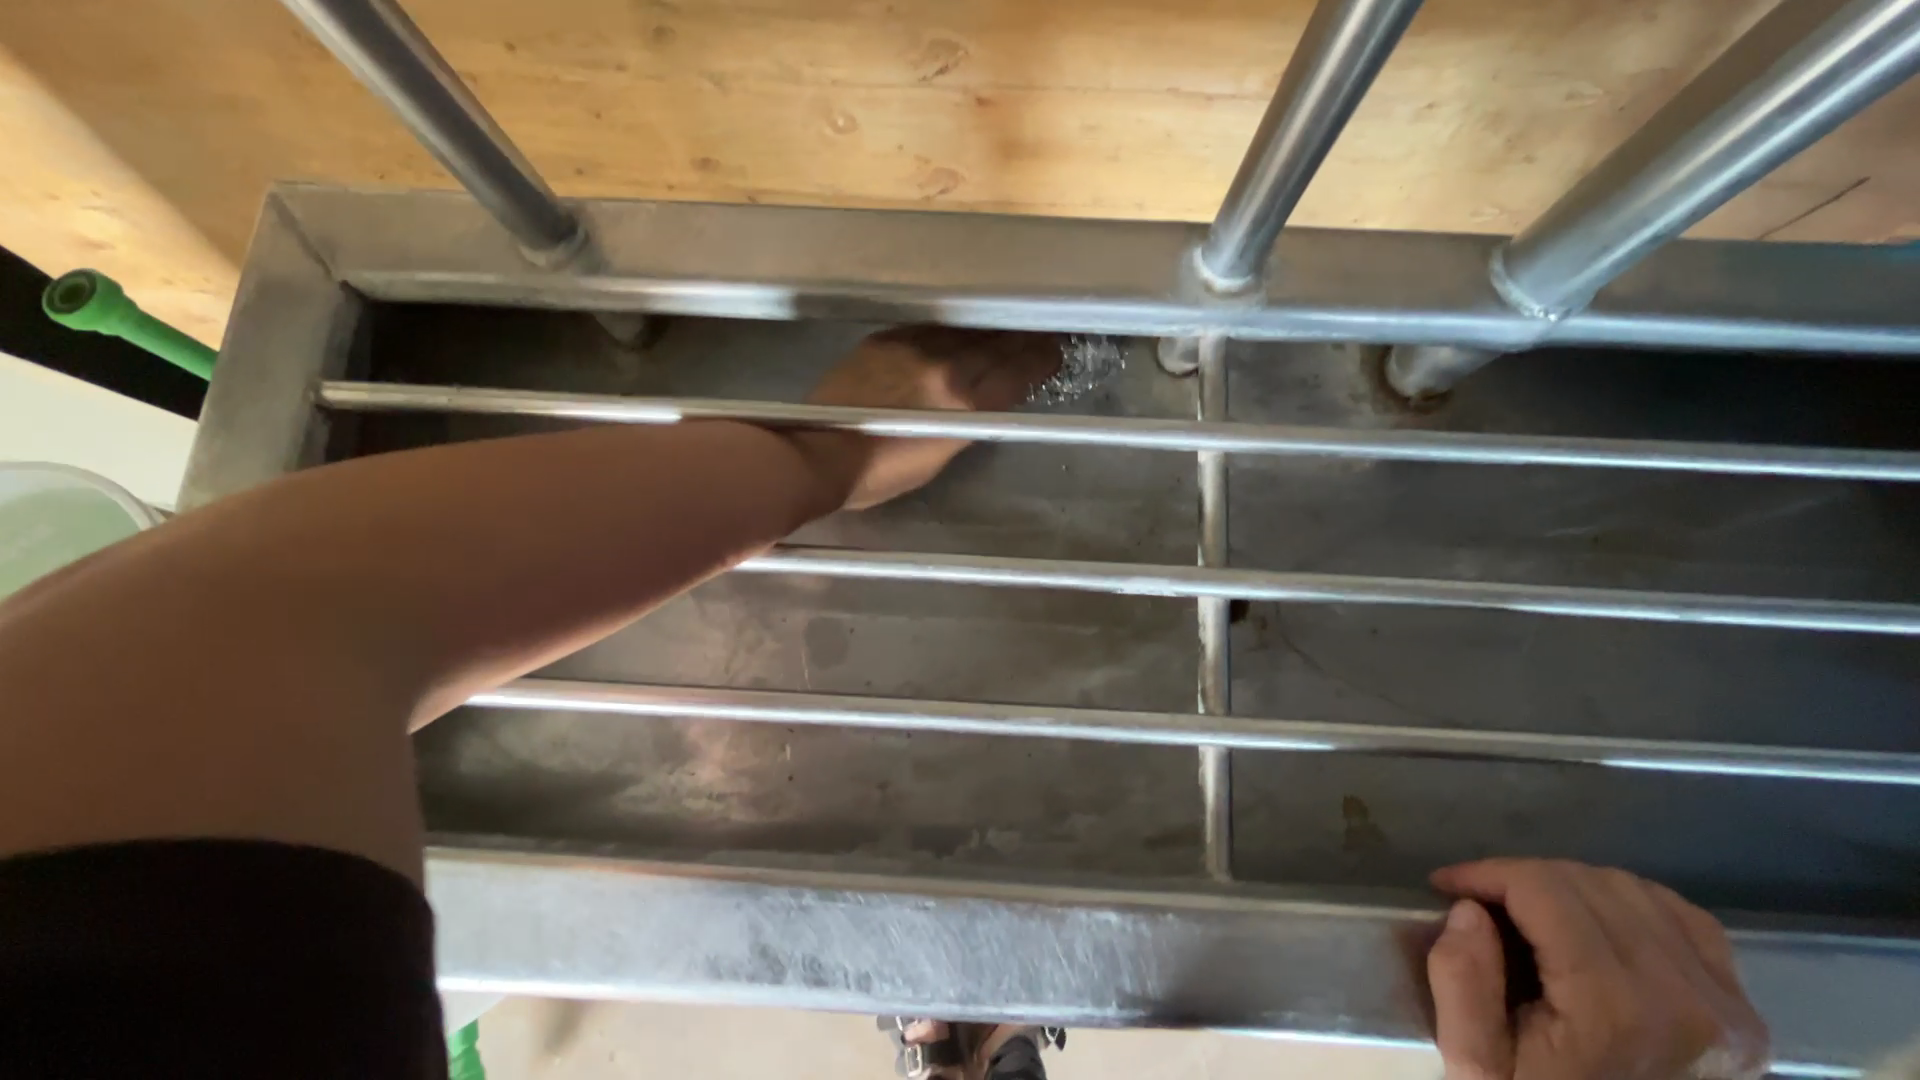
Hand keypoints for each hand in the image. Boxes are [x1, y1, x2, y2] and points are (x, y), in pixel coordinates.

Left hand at [794, 326, 1060, 510]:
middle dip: (1022, 340)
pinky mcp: (886, 340)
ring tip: (1007, 327)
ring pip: (964, 332)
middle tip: (1040, 335)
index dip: (1039, 362)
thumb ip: (964, 425)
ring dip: (990, 330)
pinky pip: (930, 327)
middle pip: (996, 346)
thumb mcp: (936, 459)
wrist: (820, 452)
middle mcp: (946, 369)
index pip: (1016, 375)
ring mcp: (914, 349)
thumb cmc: (880, 473)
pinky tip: (959, 328)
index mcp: (964, 405)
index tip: (1053, 354)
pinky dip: (952, 328)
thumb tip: (981, 404)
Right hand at [1428, 859, 1768, 1079]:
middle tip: (1481, 903)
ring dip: (1571, 888)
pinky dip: (1633, 905)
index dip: (1486, 873)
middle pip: (1587, 883)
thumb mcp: (1476, 1065)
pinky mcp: (1745, 1017)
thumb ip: (1459, 982)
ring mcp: (1727, 1010)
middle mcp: (1684, 1000)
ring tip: (1531, 915)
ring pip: (1635, 891)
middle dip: (1521, 879)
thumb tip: (1468, 909)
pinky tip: (1596, 925)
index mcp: (1613, 1011)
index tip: (1447, 885)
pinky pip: (1687, 921)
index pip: (1544, 891)